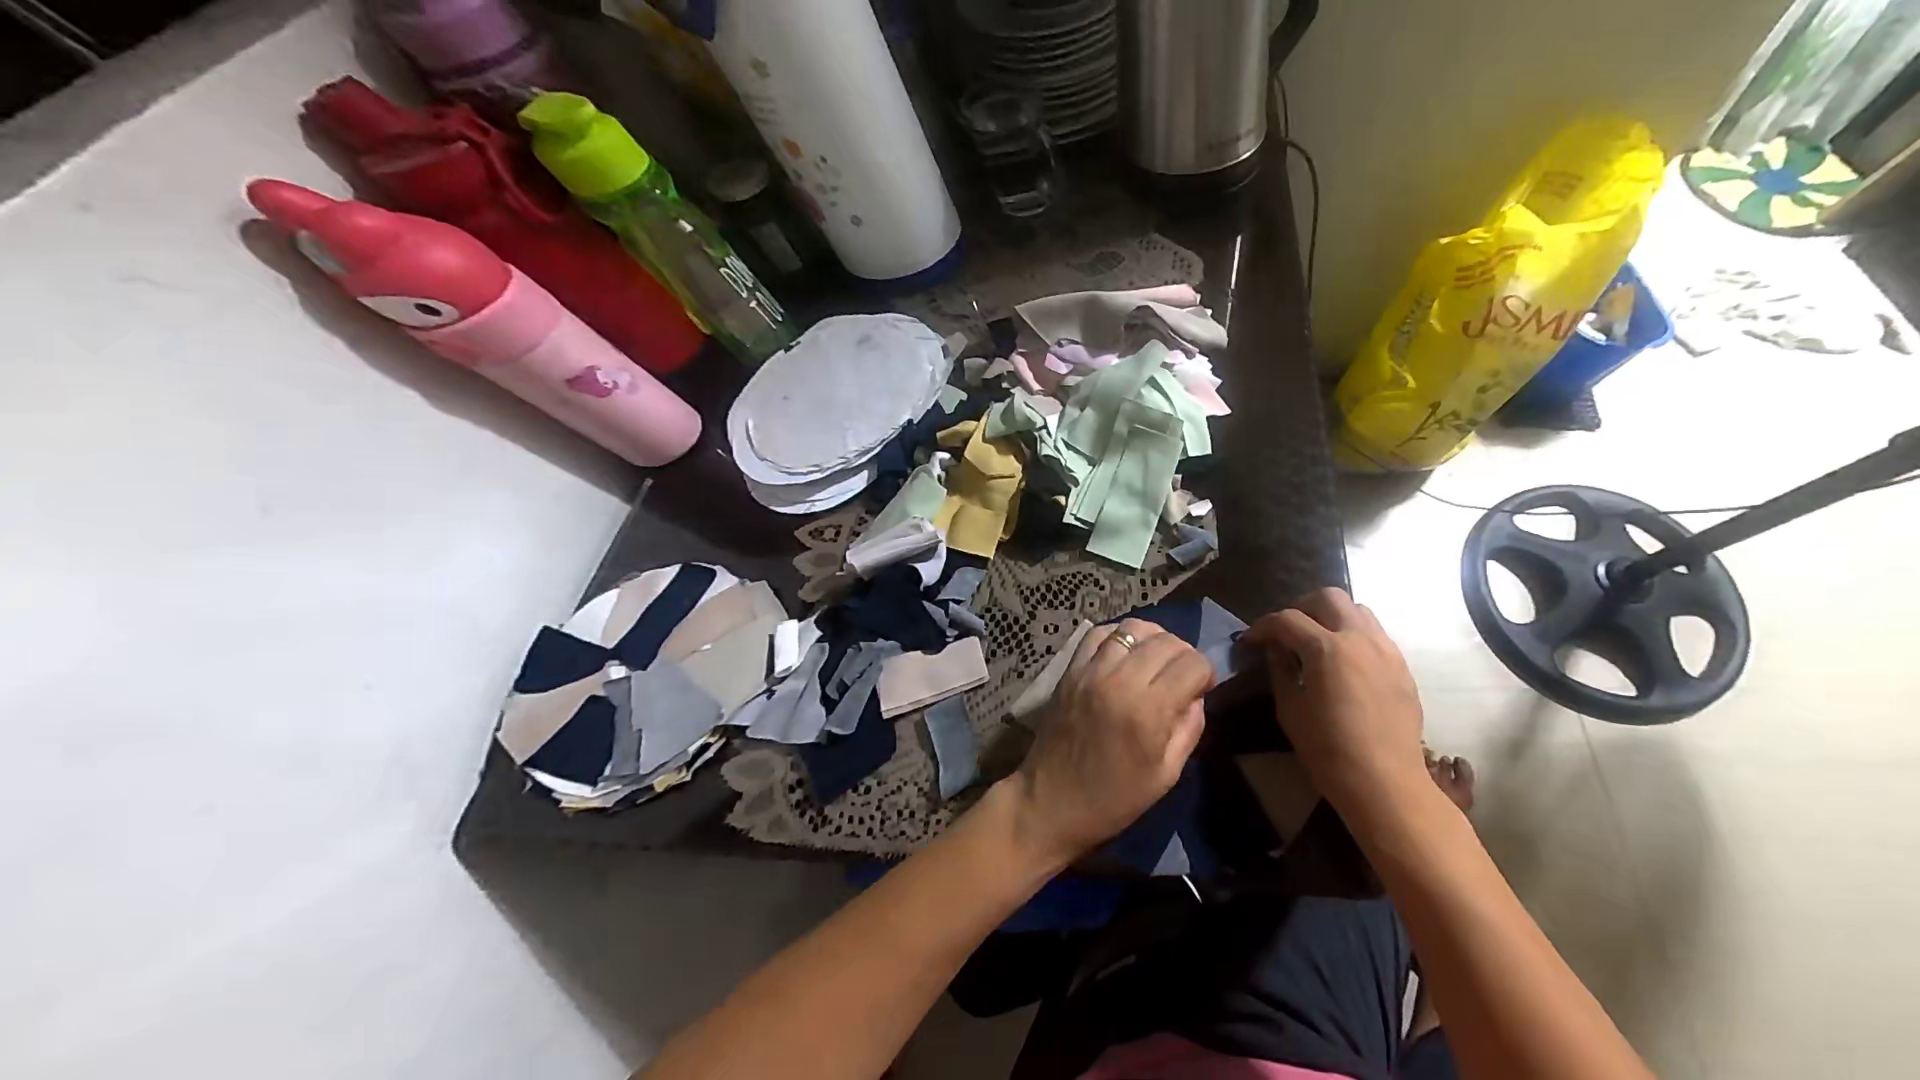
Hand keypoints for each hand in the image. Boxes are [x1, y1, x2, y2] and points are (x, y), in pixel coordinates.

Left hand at [1004, 619, 1211, 866]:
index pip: (1192, 663)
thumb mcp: (1166, 774)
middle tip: (1183, 676)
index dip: (1206, 674)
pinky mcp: (1070, 670)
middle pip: (1166, 641)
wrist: (1050, 802)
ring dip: (1154, 639)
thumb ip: (1189, 728)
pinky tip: (1125, 654)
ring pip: (1133, 628)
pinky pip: (1098, 633)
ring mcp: (1090, 670)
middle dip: (1184, 654)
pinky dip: (1118, 635)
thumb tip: (1197, 695)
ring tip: (1156, 661)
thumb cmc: (1113, 799)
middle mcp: (1119, 680)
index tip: (1202, 690)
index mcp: (1147, 710)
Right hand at [1244, 589, 1427, 817]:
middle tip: (1284, 632)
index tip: (1249, 641)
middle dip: (1300, 607)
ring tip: (1315, 641)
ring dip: (1330, 617)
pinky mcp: (1401, 667)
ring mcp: (1386, 650)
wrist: (1384, 782)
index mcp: (1327, 648)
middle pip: (1327, 597)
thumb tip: (1274, 649)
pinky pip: (1375, 634)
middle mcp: (1360, 639)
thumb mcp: (1290, 708)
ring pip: (1357, 610)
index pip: (1286, 619)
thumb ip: (1280, 669)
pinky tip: (1341, 662)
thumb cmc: (1328, 749)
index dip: (1262, 627)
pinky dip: (1352, 635)